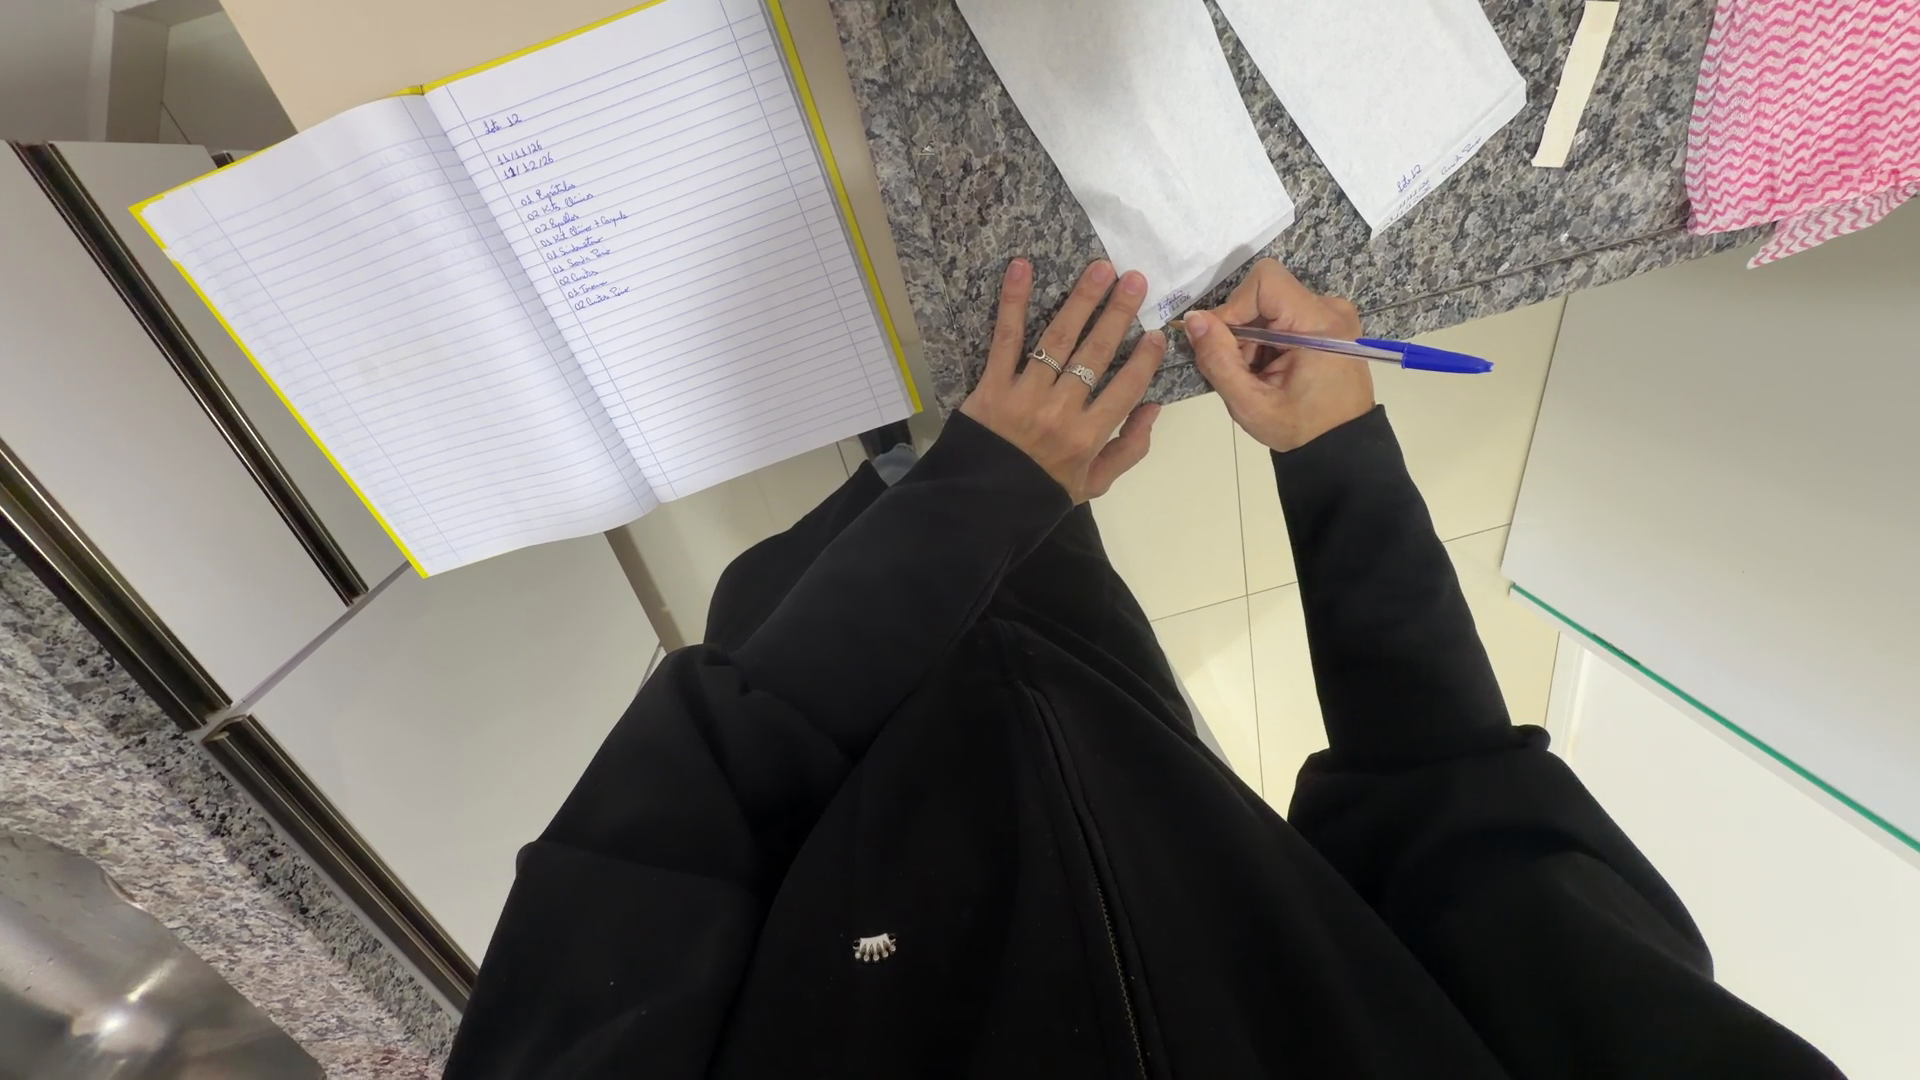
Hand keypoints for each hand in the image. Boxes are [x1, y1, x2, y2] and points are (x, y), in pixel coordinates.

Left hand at [960, 258, 1167, 503]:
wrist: (981, 505)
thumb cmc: (1040, 491)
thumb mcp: (1092, 484)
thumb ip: (1128, 450)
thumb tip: (1153, 408)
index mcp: (1088, 437)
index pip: (1126, 388)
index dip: (1145, 359)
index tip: (1157, 332)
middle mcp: (1061, 412)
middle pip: (1095, 354)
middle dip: (1118, 314)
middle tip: (1136, 280)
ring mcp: (1025, 396)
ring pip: (1057, 340)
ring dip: (1081, 301)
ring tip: (1100, 269)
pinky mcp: (992, 387)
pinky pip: (1005, 340)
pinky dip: (1013, 303)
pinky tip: (1022, 269)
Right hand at [1187, 259, 1373, 452]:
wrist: (1339, 444)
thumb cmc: (1297, 428)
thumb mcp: (1248, 403)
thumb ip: (1217, 359)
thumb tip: (1192, 318)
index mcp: (1318, 324)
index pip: (1264, 281)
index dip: (1233, 306)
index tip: (1222, 343)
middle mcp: (1329, 308)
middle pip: (1264, 293)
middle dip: (1240, 328)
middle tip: (1241, 368)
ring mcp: (1330, 313)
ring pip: (1269, 305)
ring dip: (1250, 337)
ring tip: (1257, 373)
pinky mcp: (1326, 321)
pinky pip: (1281, 315)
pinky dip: (1264, 339)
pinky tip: (1269, 367)